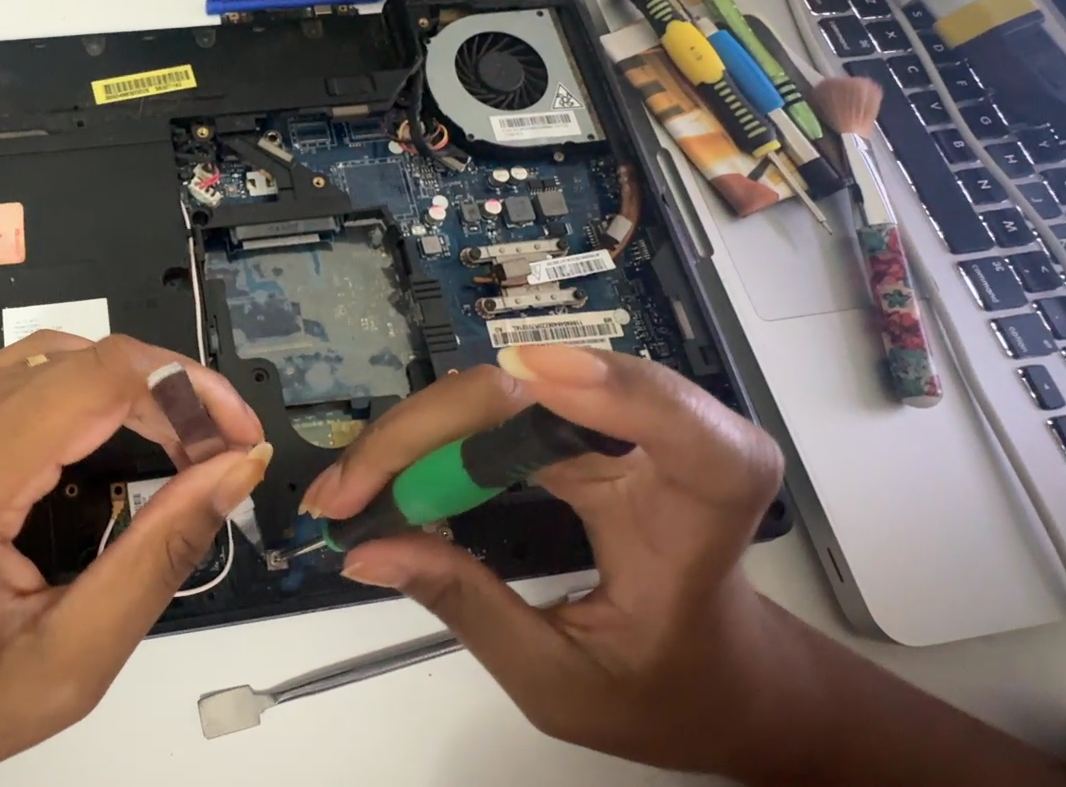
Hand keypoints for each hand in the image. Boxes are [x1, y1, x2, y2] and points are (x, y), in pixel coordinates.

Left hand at [0, 331, 267, 786]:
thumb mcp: (67, 660)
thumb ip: (158, 556)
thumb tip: (233, 472)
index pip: (100, 376)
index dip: (188, 390)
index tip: (240, 439)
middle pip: (85, 357)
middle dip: (170, 393)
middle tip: (219, 455)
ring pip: (58, 355)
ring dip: (132, 389)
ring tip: (182, 447)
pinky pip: (26, 376)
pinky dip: (89, 397)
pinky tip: (119, 444)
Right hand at [299, 344, 788, 776]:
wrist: (719, 674)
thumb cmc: (669, 689)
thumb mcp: (565, 680)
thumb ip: (471, 609)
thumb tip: (366, 550)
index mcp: (702, 502)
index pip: (675, 424)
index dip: (608, 386)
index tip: (521, 377)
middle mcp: (657, 441)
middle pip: (530, 397)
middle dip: (425, 432)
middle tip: (345, 494)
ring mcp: (605, 423)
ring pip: (493, 395)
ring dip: (410, 434)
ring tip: (348, 489)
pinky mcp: (567, 425)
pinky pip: (486, 412)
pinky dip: (423, 440)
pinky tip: (379, 471)